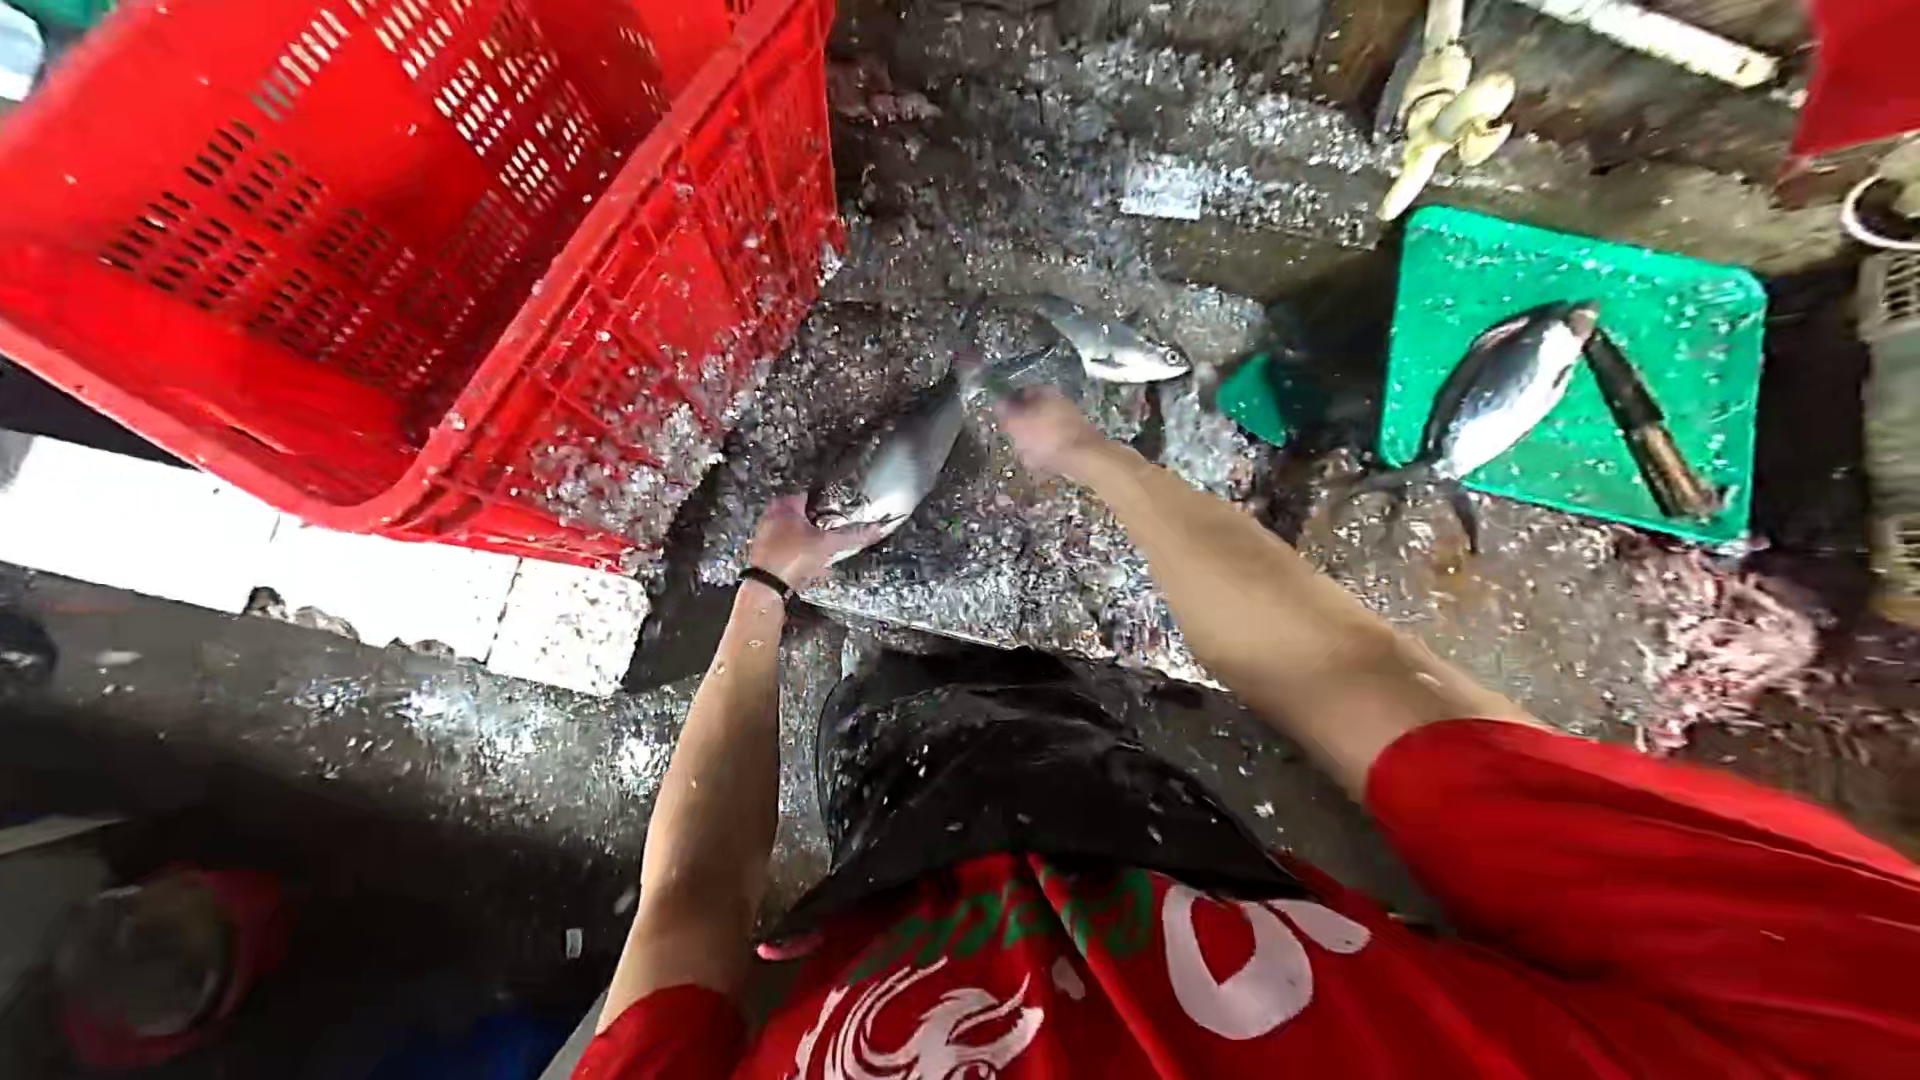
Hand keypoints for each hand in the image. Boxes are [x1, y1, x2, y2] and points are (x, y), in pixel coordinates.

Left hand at [747, 495, 880, 590]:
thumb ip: (853, 536)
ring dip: (807, 539)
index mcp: (785, 506)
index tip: (834, 510)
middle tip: (828, 530)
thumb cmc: (792, 558)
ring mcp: (765, 534)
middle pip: (800, 514)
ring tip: (821, 549)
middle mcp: (771, 516)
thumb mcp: (829, 544)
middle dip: (816, 523)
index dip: (824, 502)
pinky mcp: (764, 552)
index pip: (808, 494)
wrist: (768, 586)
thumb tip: (874, 530)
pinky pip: (785, 548)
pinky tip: (808, 564)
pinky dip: (797, 553)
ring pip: (792, 531)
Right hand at [993, 385, 1105, 478]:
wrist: (1082, 458)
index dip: (1010, 404)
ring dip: (1033, 442)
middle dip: (1022, 427)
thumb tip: (998, 403)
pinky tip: (1040, 464)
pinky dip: (1046, 454)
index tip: (1002, 418)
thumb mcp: (1017, 424)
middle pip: (1034, 412)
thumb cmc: (1046, 437)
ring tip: (1026, 455)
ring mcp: (1071, 422)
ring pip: (1043, 430)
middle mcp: (1061, 403)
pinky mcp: (1076, 441)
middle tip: (1013, 438)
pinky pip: (1054, 445)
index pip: (1023, 392)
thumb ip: (1006, 413)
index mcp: (1047, 393)